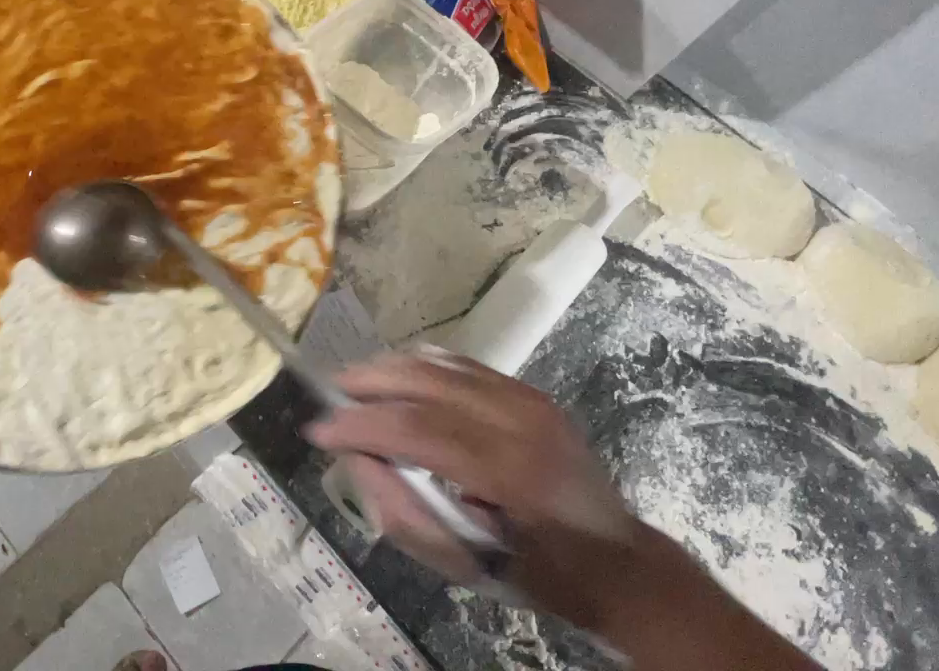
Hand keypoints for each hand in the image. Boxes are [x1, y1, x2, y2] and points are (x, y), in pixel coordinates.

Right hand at [304, 351, 637, 627]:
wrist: (619, 563)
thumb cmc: (537, 573)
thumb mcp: (464, 563)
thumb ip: (402, 511)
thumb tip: (357, 458)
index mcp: (507, 472)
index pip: (416, 429)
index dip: (360, 425)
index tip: (319, 431)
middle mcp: (519, 422)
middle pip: (425, 382)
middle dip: (369, 383)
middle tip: (330, 394)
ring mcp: (528, 400)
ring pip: (441, 365)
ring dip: (391, 368)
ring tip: (355, 383)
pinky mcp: (531, 392)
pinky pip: (463, 366)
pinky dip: (421, 366)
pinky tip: (397, 376)